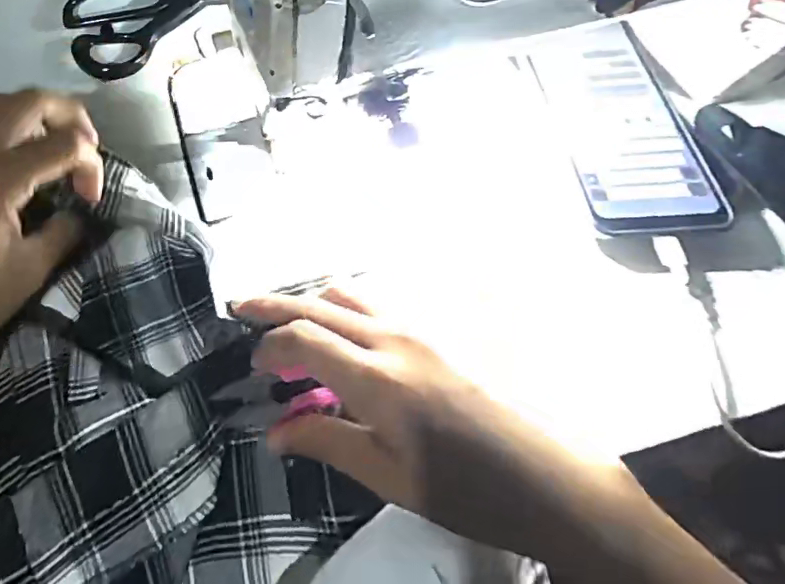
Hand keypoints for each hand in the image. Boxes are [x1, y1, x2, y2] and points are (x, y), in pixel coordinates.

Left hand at [0, 90, 102, 409]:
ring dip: (36, 113)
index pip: (64, 143)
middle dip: (71, 117)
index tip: (91, 200)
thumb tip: (79, 209)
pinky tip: (15, 156)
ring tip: (55, 147)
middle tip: (87, 152)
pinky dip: (6, 121)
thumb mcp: (26, 274)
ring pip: (0, 102)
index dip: (91, 164)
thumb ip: (63, 230)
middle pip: (31, 101)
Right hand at [232, 289, 661, 571]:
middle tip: (240, 305)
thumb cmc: (464, 488)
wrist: (544, 476)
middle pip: (318, 303)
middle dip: (274, 303)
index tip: (255, 366)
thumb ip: (327, 441)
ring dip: (310, 300)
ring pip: (347, 294)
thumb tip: (275, 432)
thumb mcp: (388, 477)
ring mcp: (416, 328)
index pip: (304, 339)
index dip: (270, 346)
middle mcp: (392, 338)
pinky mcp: (434, 330)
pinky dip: (343, 306)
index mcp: (377, 378)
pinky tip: (340, 330)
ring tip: (288, 318)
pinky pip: (375, 303)